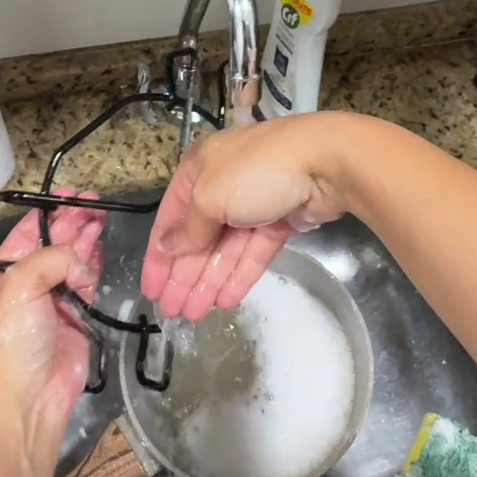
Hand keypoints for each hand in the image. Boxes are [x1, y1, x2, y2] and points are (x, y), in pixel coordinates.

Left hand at [0, 190, 106, 465]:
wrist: (27, 400)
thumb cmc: (14, 341)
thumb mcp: (18, 288)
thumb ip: (51, 258)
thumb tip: (82, 264)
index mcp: (5, 273)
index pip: (29, 231)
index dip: (50, 210)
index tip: (72, 192)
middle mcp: (29, 283)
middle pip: (54, 241)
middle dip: (74, 219)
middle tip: (97, 201)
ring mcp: (54, 300)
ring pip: (74, 258)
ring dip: (87, 236)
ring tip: (103, 216)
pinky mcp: (78, 318)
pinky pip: (89, 282)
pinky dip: (96, 263)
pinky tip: (102, 246)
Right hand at [140, 113, 351, 319]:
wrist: (326, 162)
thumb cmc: (256, 171)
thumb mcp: (210, 196)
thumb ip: (188, 227)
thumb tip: (166, 246)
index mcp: (199, 169)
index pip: (170, 217)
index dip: (159, 256)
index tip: (150, 289)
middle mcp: (223, 185)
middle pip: (198, 238)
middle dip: (183, 275)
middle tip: (171, 312)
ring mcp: (254, 204)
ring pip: (225, 249)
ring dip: (208, 281)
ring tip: (194, 314)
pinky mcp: (281, 220)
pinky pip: (253, 252)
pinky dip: (239, 275)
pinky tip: (225, 301)